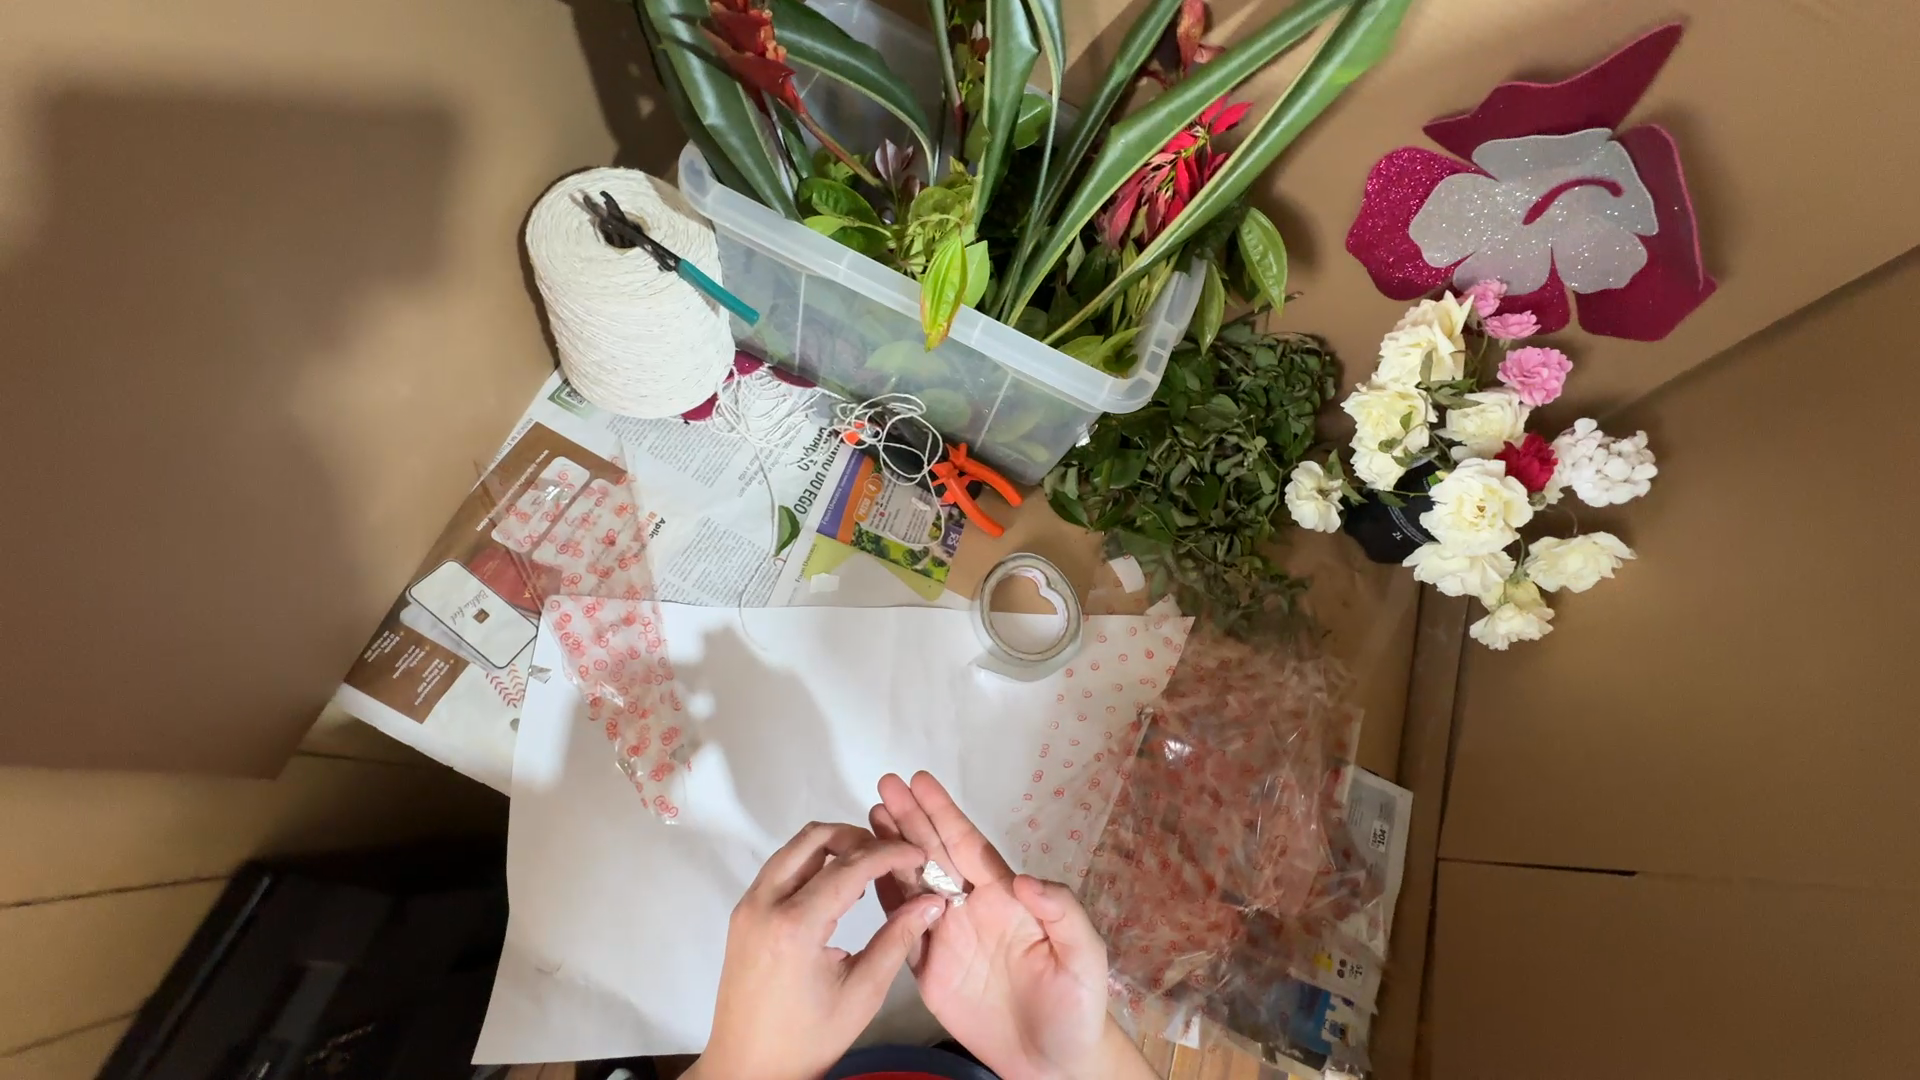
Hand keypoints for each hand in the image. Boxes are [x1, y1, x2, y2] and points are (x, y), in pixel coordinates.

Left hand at [687, 821, 946, 1079]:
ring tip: (867, 870)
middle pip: (817, 837)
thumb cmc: (806, 1040)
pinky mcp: (743, 911)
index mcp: (796, 925)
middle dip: (859, 837)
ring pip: (796, 845)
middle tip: (890, 856)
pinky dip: (812, 861)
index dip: (890, 853)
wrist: (747, 1070)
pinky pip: (781, 865)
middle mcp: (766, 903)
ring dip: (835, 845)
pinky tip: (836, 888)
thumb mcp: (862, 994)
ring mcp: (749, 904)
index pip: (850, 865)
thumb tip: (932, 901)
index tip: (917, 853)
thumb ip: (898, 939)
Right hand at [870, 772, 1154, 1079]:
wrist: (1053, 1063)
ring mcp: (947, 934)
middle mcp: (971, 905)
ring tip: (871, 815)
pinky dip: (884, 896)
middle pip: (935, 852)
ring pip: (913, 881)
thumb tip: (1024, 880)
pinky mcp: (930, 969)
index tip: (920, 781)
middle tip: (886, 783)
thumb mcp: (1084, 954)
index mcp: (1004, 895)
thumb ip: (1062, 911)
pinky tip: (869, 871)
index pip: (967, 844)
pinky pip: (901, 926)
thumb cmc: (1076, 1004)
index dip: (943, 812)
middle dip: (910, 817)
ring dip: (892, 848)